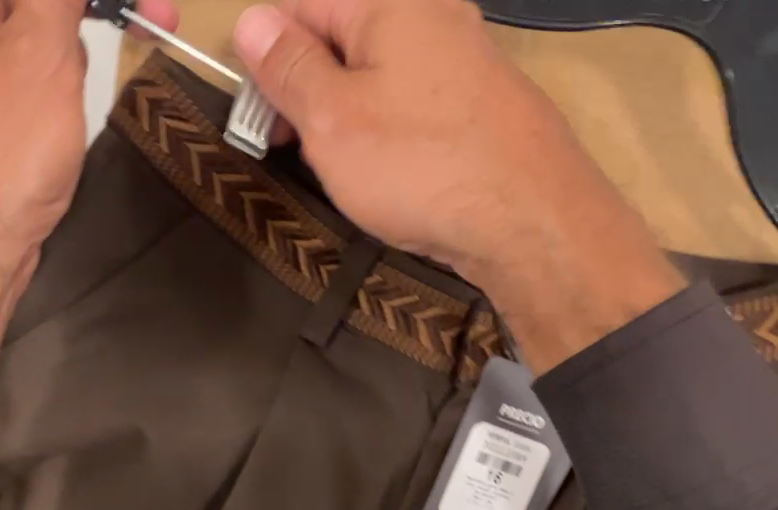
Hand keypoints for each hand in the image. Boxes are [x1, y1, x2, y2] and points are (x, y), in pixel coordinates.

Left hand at [0, 0, 176, 426]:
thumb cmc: (0, 157)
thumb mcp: (43, 55)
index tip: (133, 2)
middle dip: (76, 13)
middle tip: (152, 20)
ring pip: (21, 33)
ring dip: (62, 54)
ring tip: (69, 101)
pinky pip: (12, 75)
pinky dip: (45, 85)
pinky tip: (57, 120)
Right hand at [231, 0, 683, 368]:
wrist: (527, 219)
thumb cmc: (417, 164)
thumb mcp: (331, 118)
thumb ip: (288, 68)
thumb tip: (249, 19)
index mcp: (390, 3)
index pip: (303, 5)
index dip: (266, 55)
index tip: (252, 113)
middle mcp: (433, 15)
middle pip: (342, 38)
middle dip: (304, 89)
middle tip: (286, 148)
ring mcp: (463, 60)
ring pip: (377, 76)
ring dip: (341, 117)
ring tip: (331, 167)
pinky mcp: (480, 105)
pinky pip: (411, 104)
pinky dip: (382, 132)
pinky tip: (381, 173)